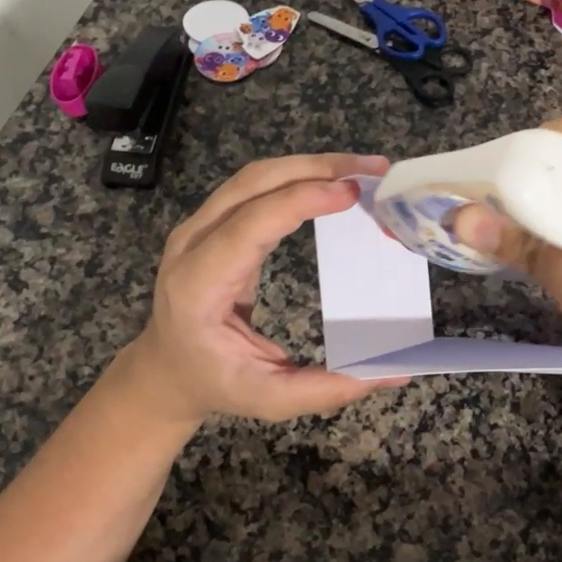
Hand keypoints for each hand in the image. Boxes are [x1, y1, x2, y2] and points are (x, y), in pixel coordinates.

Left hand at [119, 153, 405, 424]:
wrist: (166, 369)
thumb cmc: (214, 381)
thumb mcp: (269, 397)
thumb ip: (327, 388)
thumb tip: (395, 375)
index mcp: (199, 285)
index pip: (249, 224)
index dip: (300, 200)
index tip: (352, 192)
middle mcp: (192, 244)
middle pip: (253, 183)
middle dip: (316, 167)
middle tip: (374, 170)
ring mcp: (199, 227)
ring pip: (256, 176)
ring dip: (312, 165)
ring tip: (365, 169)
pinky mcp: (214, 222)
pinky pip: (256, 186)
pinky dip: (299, 174)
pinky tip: (336, 180)